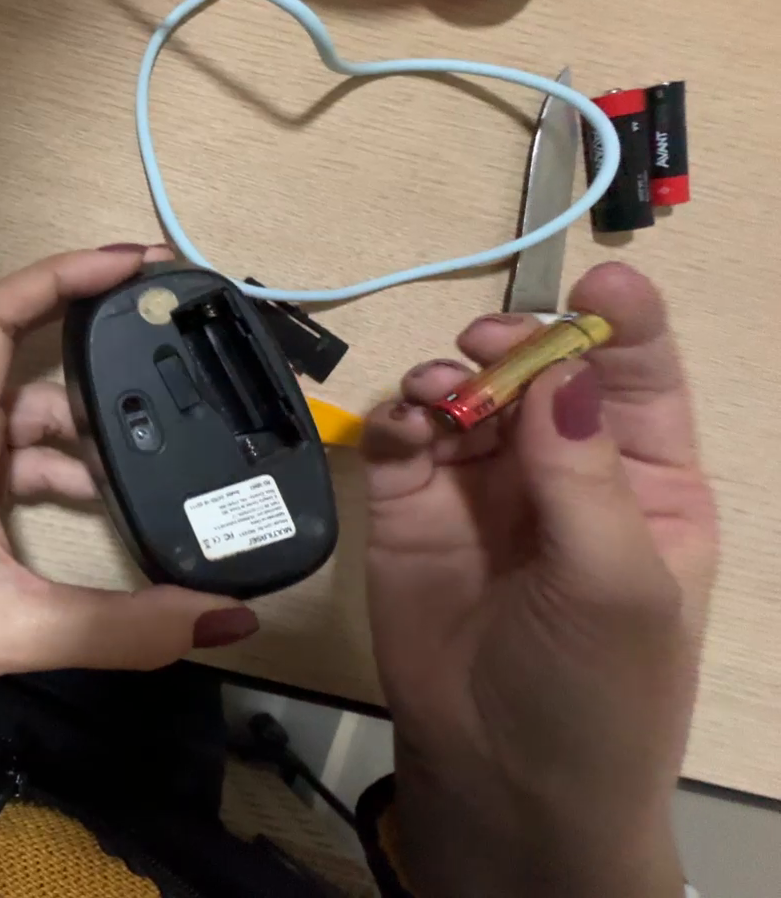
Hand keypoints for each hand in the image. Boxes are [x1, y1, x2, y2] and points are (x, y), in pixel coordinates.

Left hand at [0, 246, 258, 717]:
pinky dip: (66, 461)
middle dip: (91, 322)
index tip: (131, 263)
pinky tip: (110, 496)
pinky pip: (20, 446)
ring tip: (163, 433)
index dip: (59, 274)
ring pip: (27, 404)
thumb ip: (121, 627)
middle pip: (17, 341)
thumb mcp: (14, 625)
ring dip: (87, 416)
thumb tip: (227, 616)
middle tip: (168, 318)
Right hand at [361, 263, 717, 897]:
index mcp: (643, 487)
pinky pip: (398, 438)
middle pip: (534, 378)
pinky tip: (401, 425)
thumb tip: (562, 375)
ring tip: (437, 396)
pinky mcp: (403, 502)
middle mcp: (554, 473)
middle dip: (515, 347)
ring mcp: (472, 486)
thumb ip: (586, 477)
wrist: (495, 758)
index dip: (622, 327)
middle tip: (486, 342)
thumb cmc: (596, 685)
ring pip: (459, 399)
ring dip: (448, 380)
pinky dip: (396, 418)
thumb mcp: (618, 583)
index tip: (599, 281)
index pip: (635, 387)